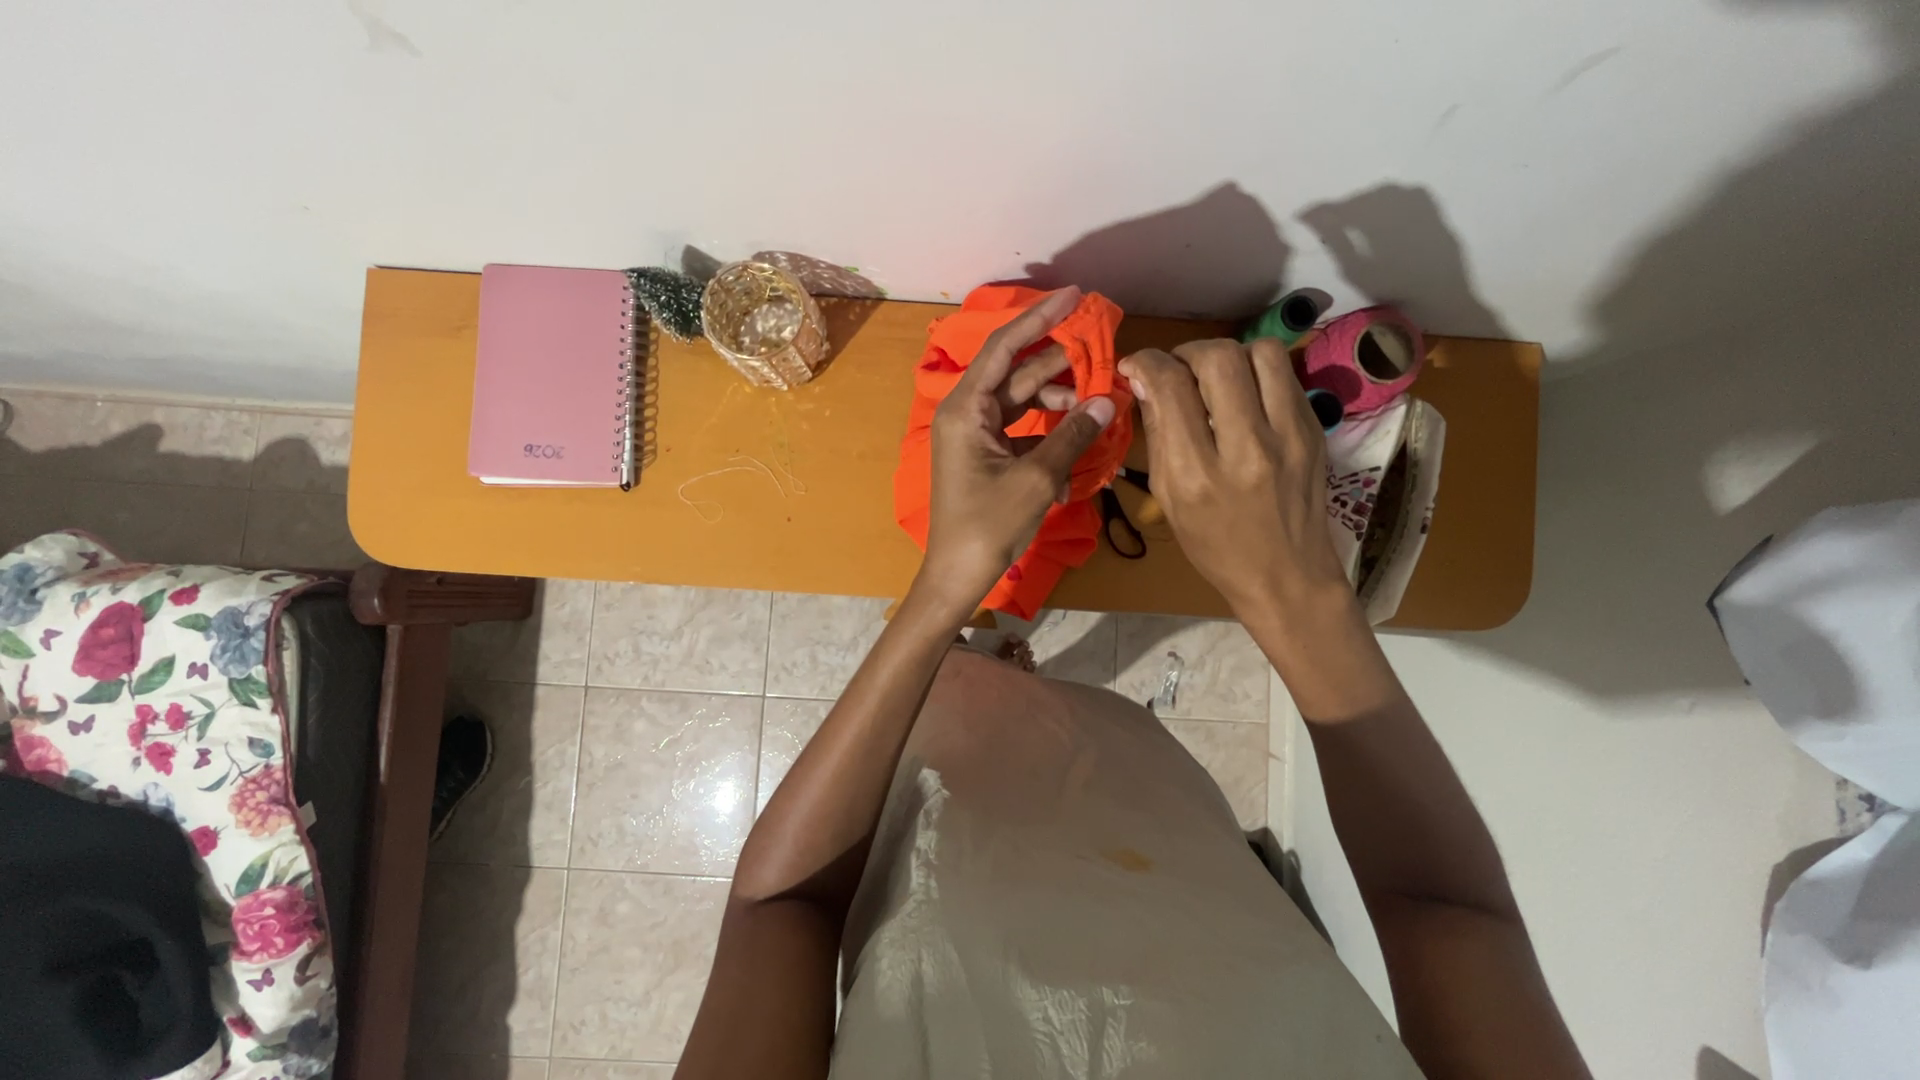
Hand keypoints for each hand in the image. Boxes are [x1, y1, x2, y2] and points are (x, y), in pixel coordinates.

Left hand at [918, 287, 1116, 612]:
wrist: (958, 575)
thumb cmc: (989, 526)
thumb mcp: (1036, 478)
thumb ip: (1072, 436)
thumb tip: (1105, 403)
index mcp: (965, 409)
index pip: (1003, 348)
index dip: (1039, 318)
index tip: (1074, 296)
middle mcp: (965, 414)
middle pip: (1015, 372)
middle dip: (1056, 361)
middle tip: (1097, 347)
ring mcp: (974, 436)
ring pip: (1020, 401)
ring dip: (1057, 399)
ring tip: (1094, 400)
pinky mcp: (985, 458)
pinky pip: (1020, 430)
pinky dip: (1047, 431)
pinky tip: (1077, 439)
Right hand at [1118, 338, 1349, 618]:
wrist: (1288, 575)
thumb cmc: (1215, 546)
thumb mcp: (1168, 499)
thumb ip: (1158, 434)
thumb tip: (1144, 381)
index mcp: (1198, 474)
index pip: (1171, 386)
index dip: (1148, 362)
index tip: (1137, 365)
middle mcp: (1246, 448)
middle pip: (1219, 358)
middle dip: (1188, 352)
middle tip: (1179, 370)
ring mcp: (1290, 436)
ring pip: (1262, 352)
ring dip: (1230, 355)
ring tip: (1217, 377)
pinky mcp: (1314, 430)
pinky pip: (1286, 375)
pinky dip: (1259, 373)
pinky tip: (1247, 396)